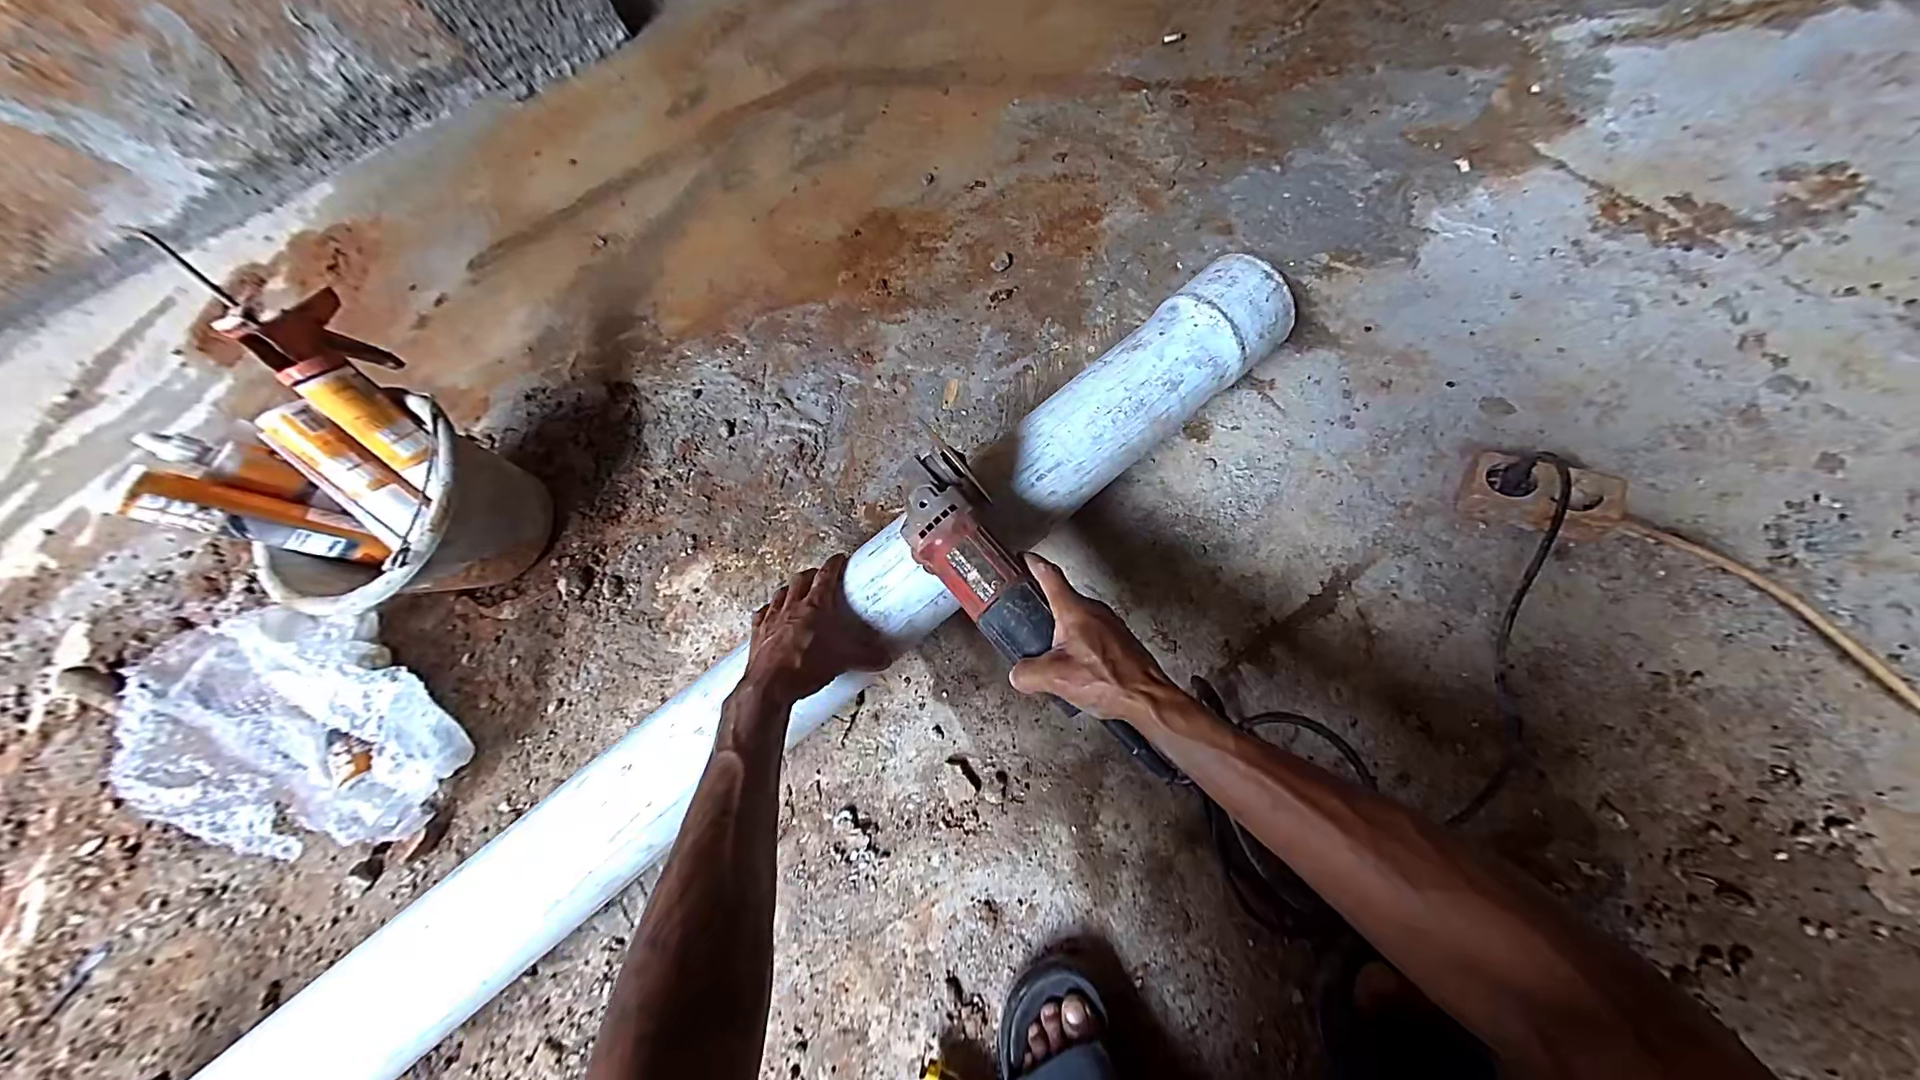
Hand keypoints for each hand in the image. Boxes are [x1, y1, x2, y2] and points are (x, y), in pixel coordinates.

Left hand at [739, 553, 890, 704]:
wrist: (770, 686)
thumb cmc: (804, 667)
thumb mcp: (843, 661)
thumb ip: (866, 658)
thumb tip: (884, 658)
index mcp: (815, 606)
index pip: (826, 576)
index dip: (834, 565)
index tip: (838, 559)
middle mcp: (792, 606)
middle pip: (801, 579)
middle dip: (812, 574)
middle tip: (819, 575)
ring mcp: (772, 617)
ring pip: (781, 592)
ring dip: (790, 589)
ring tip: (797, 590)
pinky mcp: (759, 632)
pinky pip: (762, 613)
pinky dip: (769, 609)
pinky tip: (771, 612)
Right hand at [1009, 553, 1179, 721]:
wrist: (1145, 698)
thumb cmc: (1109, 681)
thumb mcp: (1053, 678)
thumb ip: (1026, 673)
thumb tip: (1019, 674)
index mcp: (1075, 611)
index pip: (1050, 576)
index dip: (1033, 564)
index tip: (1025, 558)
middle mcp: (1095, 611)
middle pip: (1064, 597)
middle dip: (1045, 603)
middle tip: (1030, 609)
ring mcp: (1111, 625)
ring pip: (1079, 617)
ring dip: (1063, 628)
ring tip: (1051, 648)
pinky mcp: (1120, 641)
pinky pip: (1092, 633)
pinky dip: (1079, 642)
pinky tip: (1075, 665)